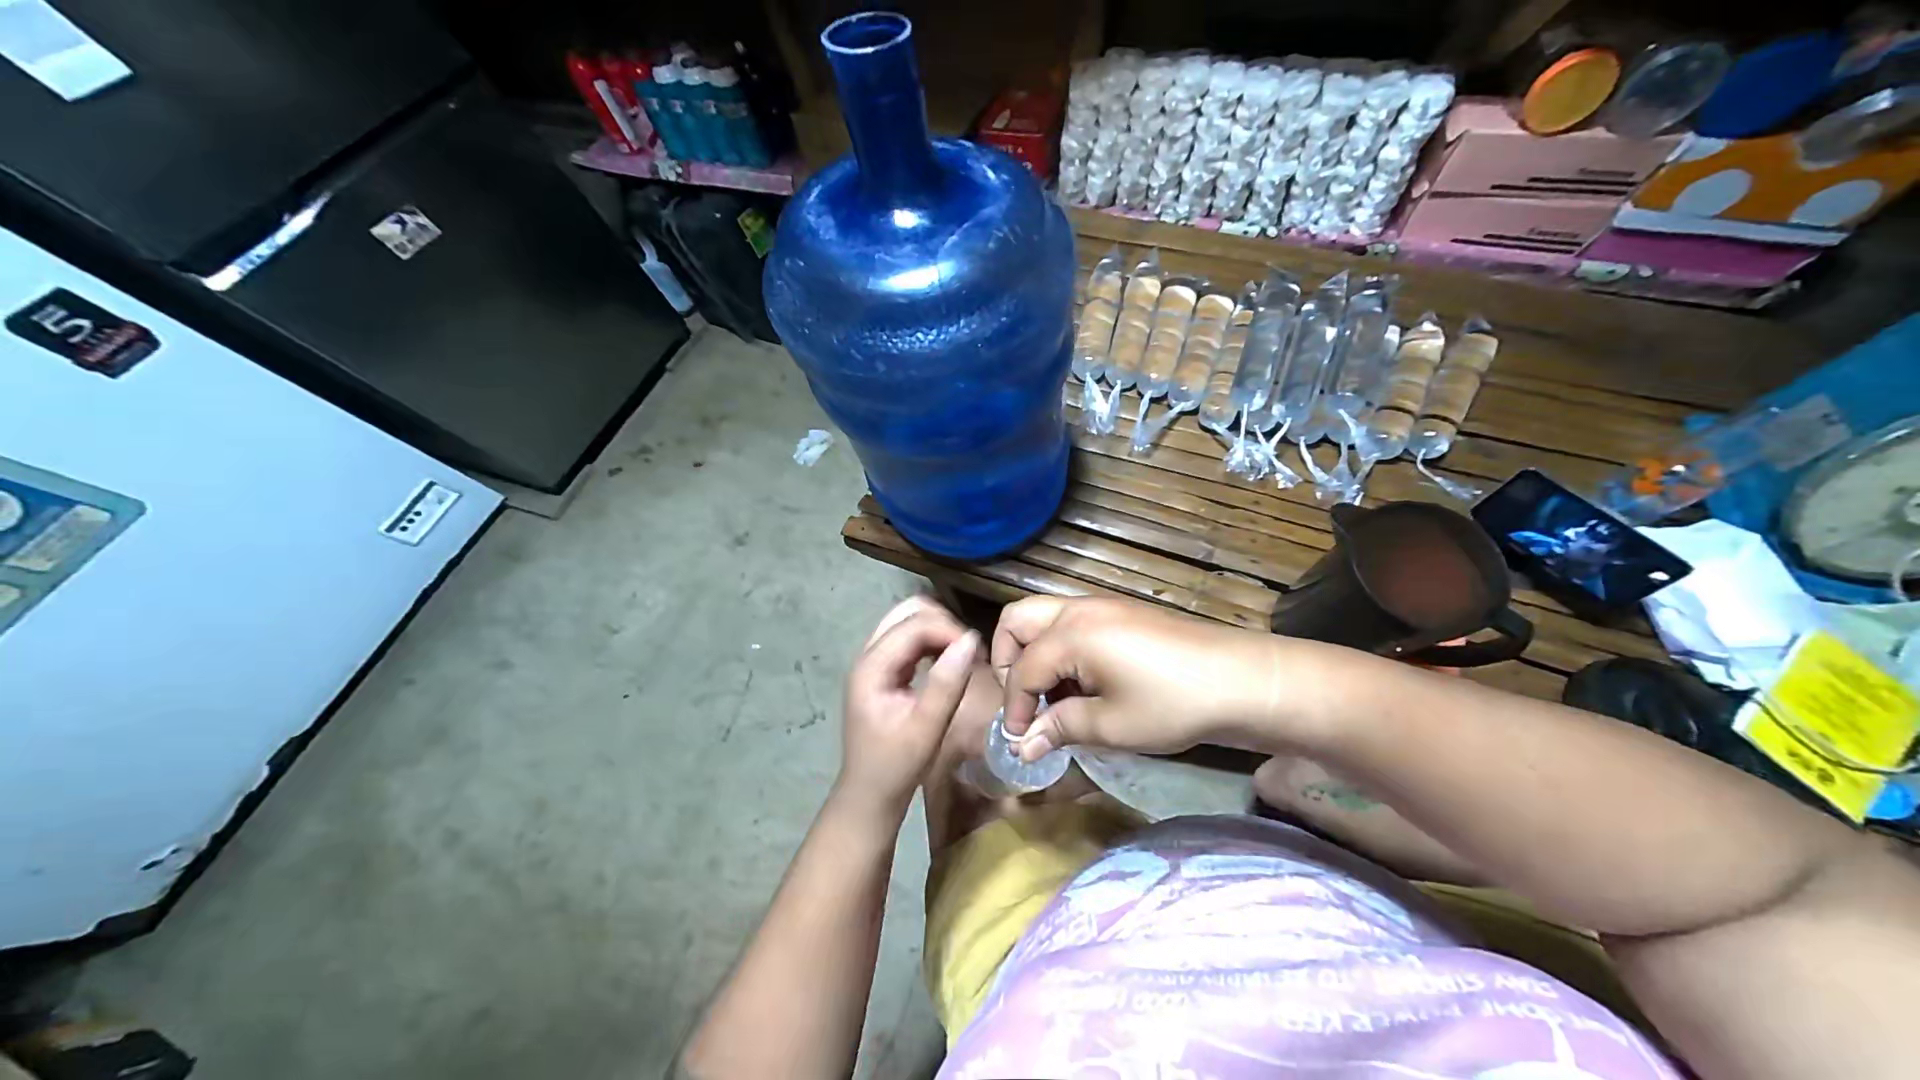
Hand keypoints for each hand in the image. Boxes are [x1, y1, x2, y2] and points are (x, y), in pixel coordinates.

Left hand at [837, 596, 979, 816]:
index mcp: (872, 667)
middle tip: (970, 650)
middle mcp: (868, 656)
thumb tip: (971, 640)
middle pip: (907, 612)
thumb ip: (948, 684)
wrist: (870, 794)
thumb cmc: (897, 766)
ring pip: (908, 622)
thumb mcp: (927, 728)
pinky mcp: (883, 671)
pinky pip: (908, 640)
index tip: (979, 653)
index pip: (914, 624)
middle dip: (943, 623)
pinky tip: (949, 662)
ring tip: (963, 655)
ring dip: (938, 630)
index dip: (950, 630)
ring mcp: (873, 661)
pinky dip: (931, 642)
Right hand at [992, 596, 1286, 759]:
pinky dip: (1060, 647)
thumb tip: (1023, 747)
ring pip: (1042, 617)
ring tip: (1056, 697)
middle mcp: (1078, 610)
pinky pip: (1070, 621)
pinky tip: (1084, 684)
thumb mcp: (1112, 726)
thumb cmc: (1172, 705)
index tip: (1020, 742)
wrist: (1240, 680)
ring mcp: (1100, 606)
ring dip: (1035, 653)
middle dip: (1008, 660)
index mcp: (1071, 634)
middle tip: (1027, 700)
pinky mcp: (1120, 612)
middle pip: (1017, 621)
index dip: (1015, 708)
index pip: (1021, 670)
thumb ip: (1061, 729)